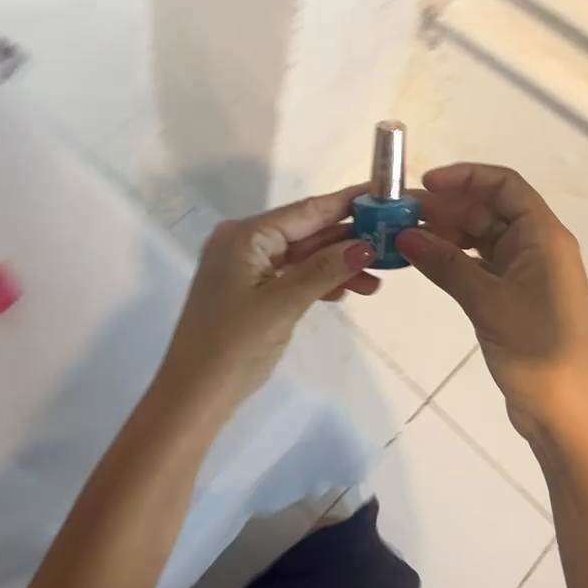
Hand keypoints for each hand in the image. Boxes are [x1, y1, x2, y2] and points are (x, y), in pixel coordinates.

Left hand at [158, 185, 381, 409]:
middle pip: (306, 232)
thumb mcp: (284, 303)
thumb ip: (325, 270)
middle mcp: (243, 242)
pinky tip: (347, 291)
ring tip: (377, 280)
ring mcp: (245, 267)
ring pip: (302, 256)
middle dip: (347, 240)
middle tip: (393, 243)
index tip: (384, 193)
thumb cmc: (234, 344)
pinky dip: (318, 282)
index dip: (346, 203)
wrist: (194, 394)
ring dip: (337, 266)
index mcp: (245, 235)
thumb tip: (366, 245)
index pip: (306, 211)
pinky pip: (291, 276)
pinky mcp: (250, 291)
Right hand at [393, 164, 587, 430]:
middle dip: (445, 207)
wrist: (571, 416)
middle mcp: (536, 248)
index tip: (423, 184)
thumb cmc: (540, 350)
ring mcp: (525, 275)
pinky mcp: (513, 300)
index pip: (505, 186)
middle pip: (489, 210)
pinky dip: (451, 261)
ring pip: (480, 238)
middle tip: (397, 215)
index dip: (465, 177)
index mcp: (544, 237)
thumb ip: (446, 265)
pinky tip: (421, 263)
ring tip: (400, 237)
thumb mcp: (489, 302)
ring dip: (444, 234)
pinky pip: (478, 266)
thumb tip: (405, 236)